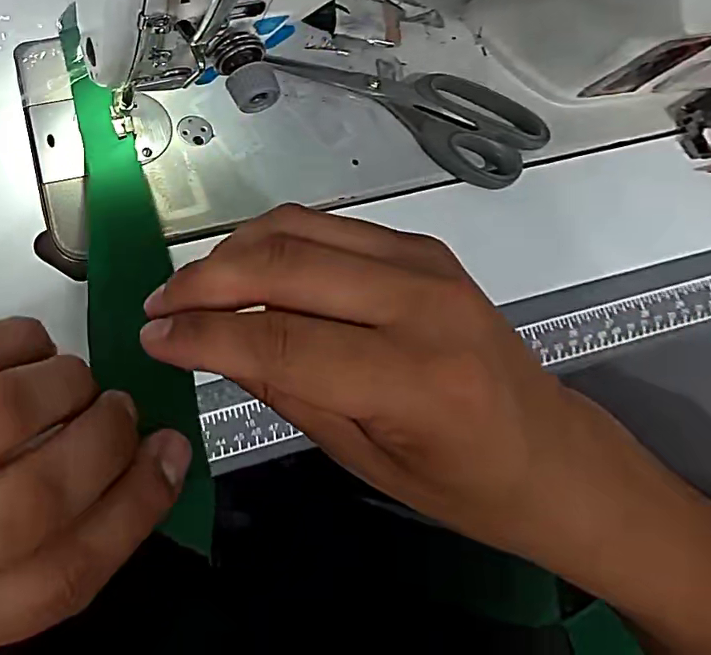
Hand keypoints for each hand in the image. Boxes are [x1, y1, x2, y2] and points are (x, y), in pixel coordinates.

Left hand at [0, 318, 189, 654]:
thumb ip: (60, 532)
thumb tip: (157, 454)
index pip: (63, 574)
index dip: (134, 508)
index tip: (170, 455)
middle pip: (36, 497)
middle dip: (102, 441)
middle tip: (120, 410)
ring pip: (6, 411)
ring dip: (68, 383)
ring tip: (77, 381)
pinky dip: (27, 340)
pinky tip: (36, 350)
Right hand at [141, 206, 710, 654]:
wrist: (558, 455)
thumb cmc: (466, 484)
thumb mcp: (364, 459)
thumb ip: (282, 390)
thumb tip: (207, 342)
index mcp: (418, 379)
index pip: (281, 343)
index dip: (203, 336)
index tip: (152, 336)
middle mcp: (422, 302)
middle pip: (282, 267)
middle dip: (204, 281)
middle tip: (160, 302)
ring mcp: (423, 261)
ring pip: (296, 230)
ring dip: (231, 251)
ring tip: (193, 285)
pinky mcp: (418, 243)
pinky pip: (322, 226)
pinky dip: (270, 239)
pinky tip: (244, 265)